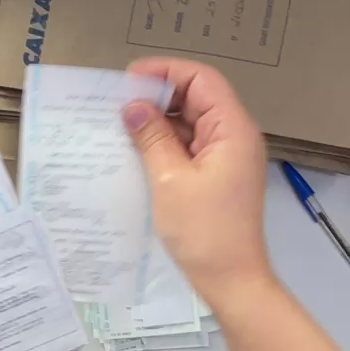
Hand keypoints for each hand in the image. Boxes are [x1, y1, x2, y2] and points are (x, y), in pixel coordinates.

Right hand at [122, 57, 276, 306]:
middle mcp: (233, 136)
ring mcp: (225, 157)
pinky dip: (164, 144)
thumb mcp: (170, 180)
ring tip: (119, 126)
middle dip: (158, 96)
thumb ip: (152, 138)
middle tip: (116, 104)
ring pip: (190, 123)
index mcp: (232, 129)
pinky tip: (136, 150)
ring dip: (158, 122)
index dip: (165, 72)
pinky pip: (188, 148)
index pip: (201, 79)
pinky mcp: (216, 176)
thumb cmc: (204, 231)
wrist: (230, 279)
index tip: (127, 79)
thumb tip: (132, 106)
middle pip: (196, 98)